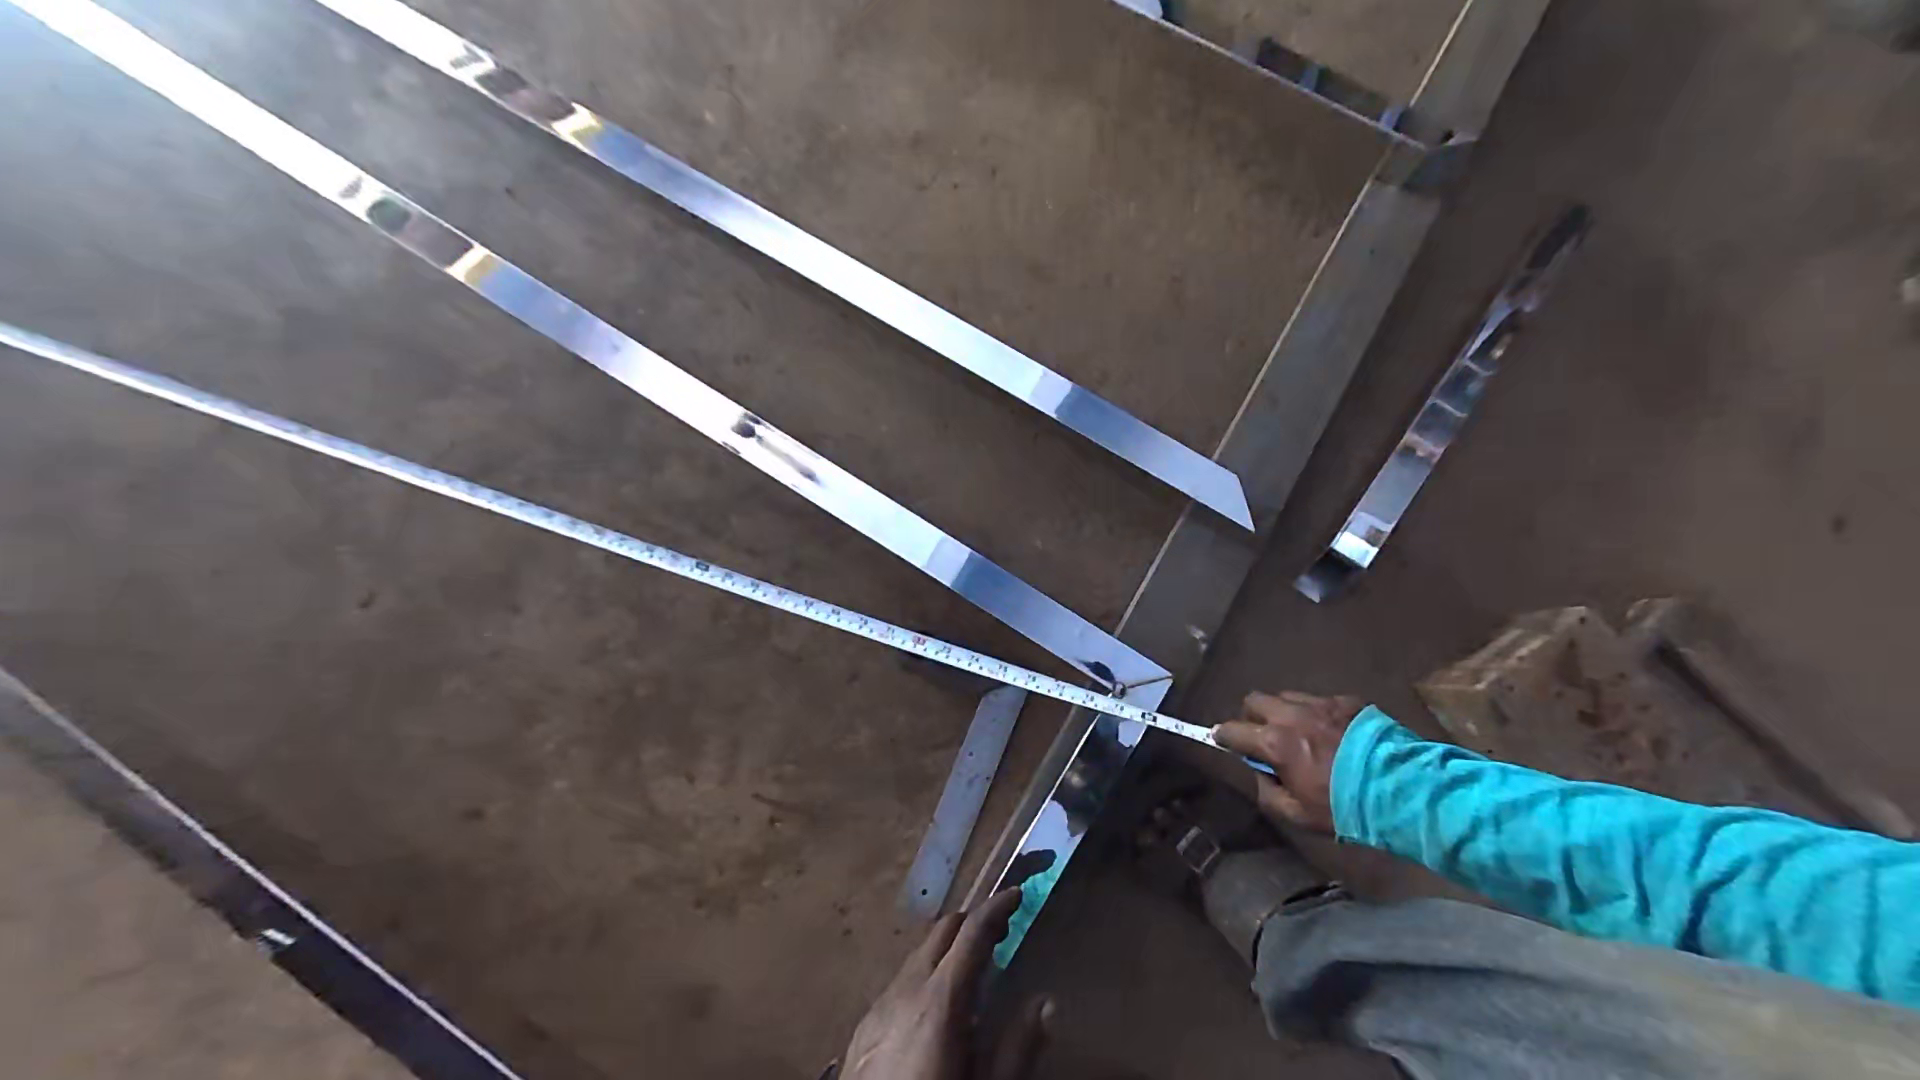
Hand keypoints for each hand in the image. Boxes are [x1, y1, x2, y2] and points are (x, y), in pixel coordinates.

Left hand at [839, 888, 1051, 1079]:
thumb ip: (1017, 1047)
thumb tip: (1047, 1003)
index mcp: (940, 1001)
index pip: (972, 933)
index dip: (996, 908)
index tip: (1016, 894)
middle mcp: (907, 989)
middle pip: (942, 931)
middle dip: (973, 923)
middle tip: (1001, 934)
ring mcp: (881, 1004)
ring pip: (918, 954)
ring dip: (948, 949)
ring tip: (973, 972)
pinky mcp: (865, 1024)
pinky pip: (900, 982)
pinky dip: (924, 975)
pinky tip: (935, 1008)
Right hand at [1211, 691, 1362, 834]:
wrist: (1404, 792)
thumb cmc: (1345, 808)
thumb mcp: (1298, 815)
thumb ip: (1267, 792)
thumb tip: (1259, 773)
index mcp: (1274, 743)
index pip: (1231, 730)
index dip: (1223, 736)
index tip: (1223, 741)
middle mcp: (1290, 716)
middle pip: (1254, 700)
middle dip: (1252, 716)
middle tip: (1264, 735)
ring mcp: (1320, 704)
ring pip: (1285, 697)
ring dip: (1283, 711)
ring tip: (1299, 731)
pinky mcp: (1347, 701)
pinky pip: (1319, 700)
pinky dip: (1316, 713)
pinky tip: (1332, 732)